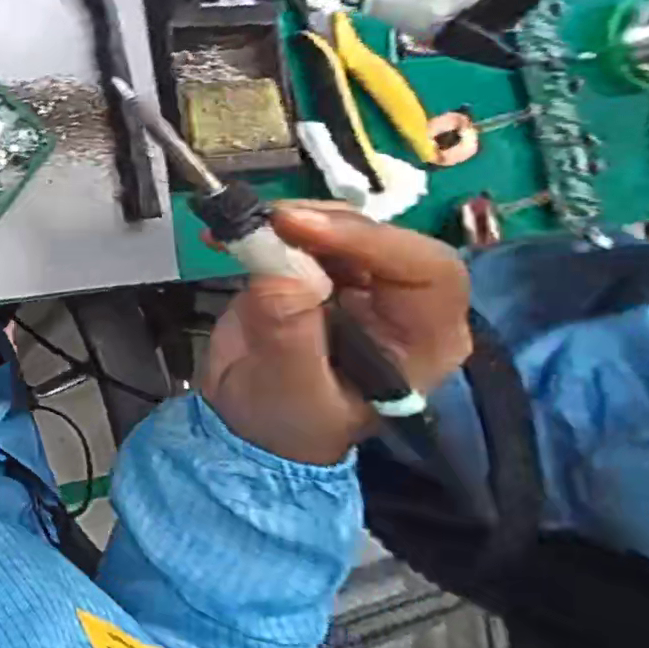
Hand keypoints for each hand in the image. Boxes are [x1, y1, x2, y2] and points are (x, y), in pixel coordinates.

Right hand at [200, 202, 471, 464]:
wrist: (245, 426)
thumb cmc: (285, 423)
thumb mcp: (290, 389)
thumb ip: (290, 334)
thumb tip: (282, 273)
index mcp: (421, 335)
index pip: (423, 269)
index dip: (368, 240)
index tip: (297, 228)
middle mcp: (396, 302)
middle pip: (380, 241)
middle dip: (321, 224)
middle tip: (261, 221)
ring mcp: (351, 287)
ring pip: (336, 232)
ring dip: (286, 221)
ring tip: (235, 226)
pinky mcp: (306, 278)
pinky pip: (293, 242)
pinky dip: (259, 231)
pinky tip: (224, 235)